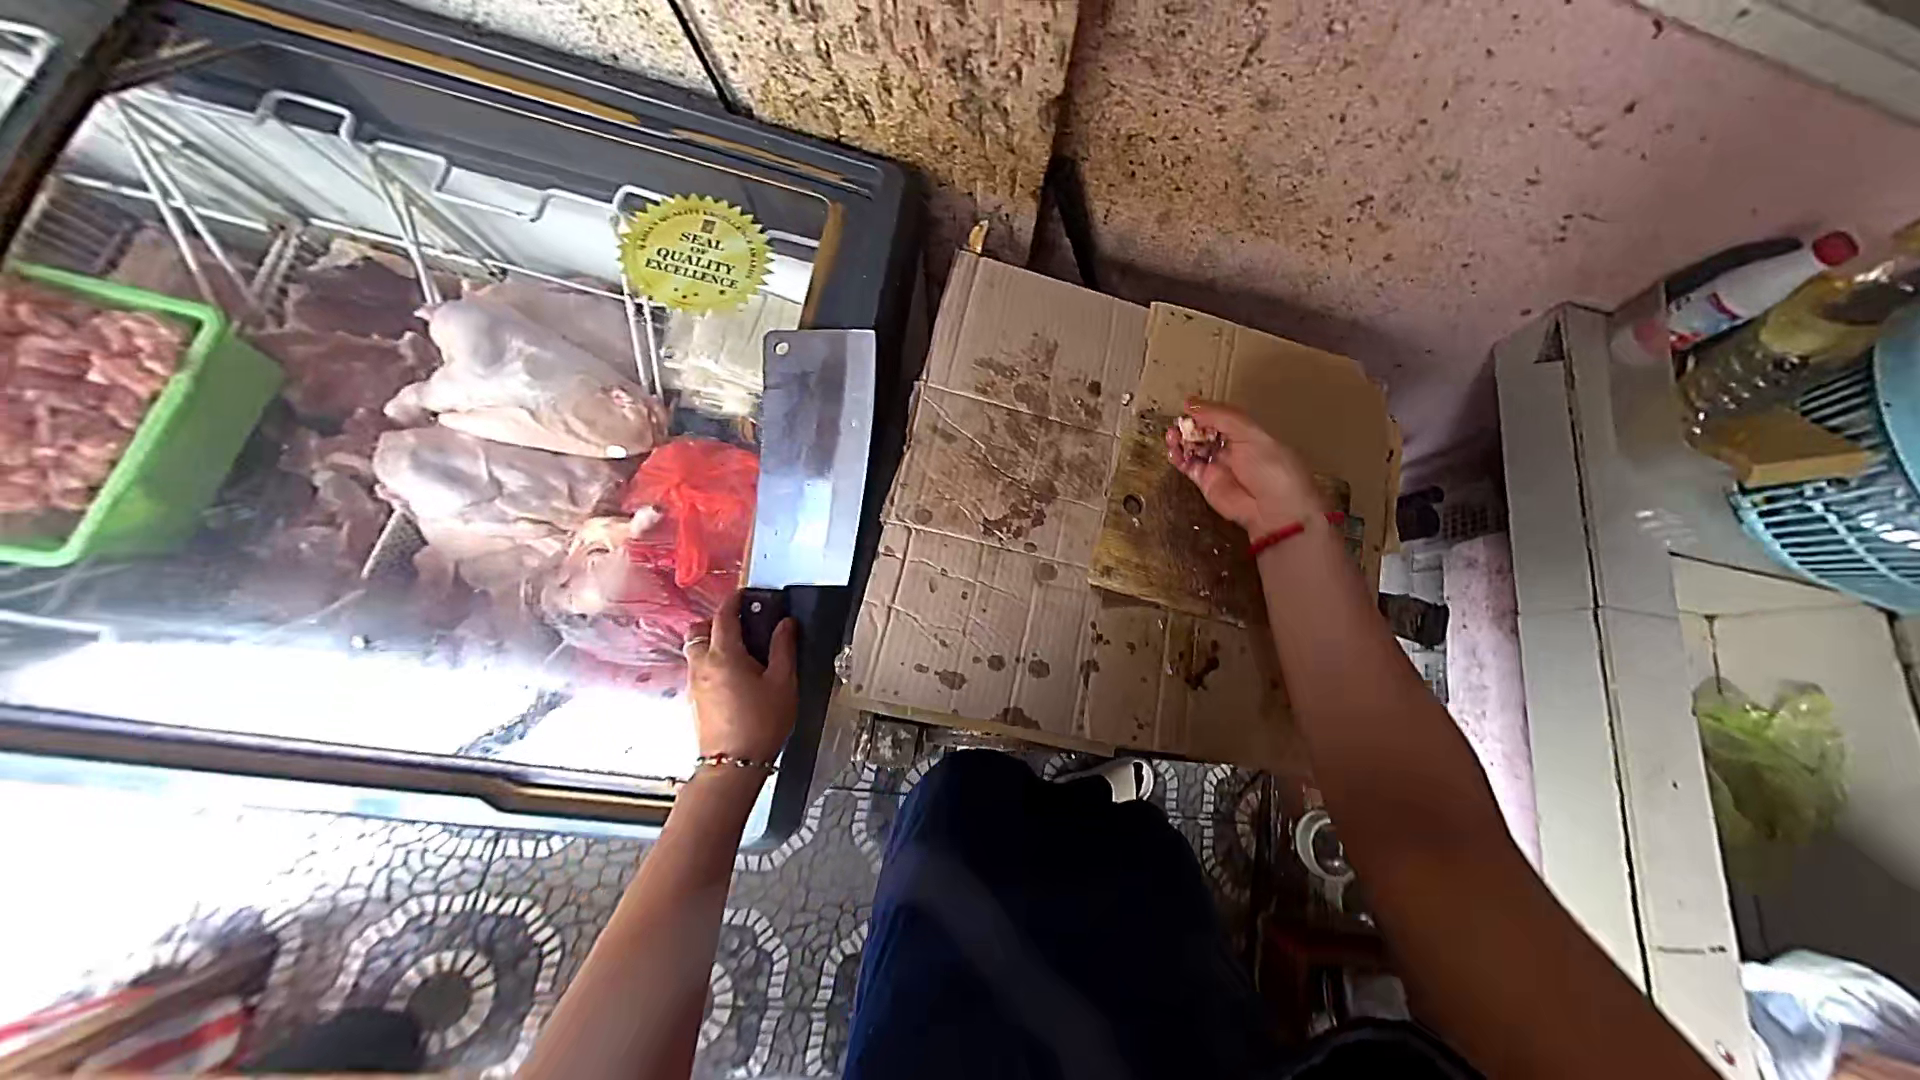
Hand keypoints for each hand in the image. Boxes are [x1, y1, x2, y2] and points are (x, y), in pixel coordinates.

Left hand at [684, 590, 797, 763]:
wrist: (734, 764)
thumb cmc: (760, 724)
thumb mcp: (783, 682)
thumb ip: (784, 648)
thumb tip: (786, 625)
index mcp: (724, 655)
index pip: (723, 616)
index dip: (734, 601)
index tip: (744, 596)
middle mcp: (702, 666)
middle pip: (699, 630)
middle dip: (716, 621)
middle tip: (739, 623)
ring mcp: (694, 684)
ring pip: (695, 650)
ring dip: (711, 642)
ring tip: (739, 649)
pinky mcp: (694, 700)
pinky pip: (697, 669)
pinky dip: (710, 662)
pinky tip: (732, 674)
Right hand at [1165, 400, 1323, 535]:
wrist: (1274, 509)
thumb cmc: (1272, 469)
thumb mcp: (1250, 433)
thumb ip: (1220, 416)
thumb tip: (1192, 403)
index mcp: (1247, 432)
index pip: (1220, 417)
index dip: (1204, 412)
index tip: (1188, 407)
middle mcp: (1232, 448)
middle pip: (1204, 432)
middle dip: (1190, 426)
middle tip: (1180, 424)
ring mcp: (1218, 465)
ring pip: (1193, 448)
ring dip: (1180, 440)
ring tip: (1173, 436)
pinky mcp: (1206, 482)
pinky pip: (1188, 466)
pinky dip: (1178, 458)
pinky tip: (1173, 451)